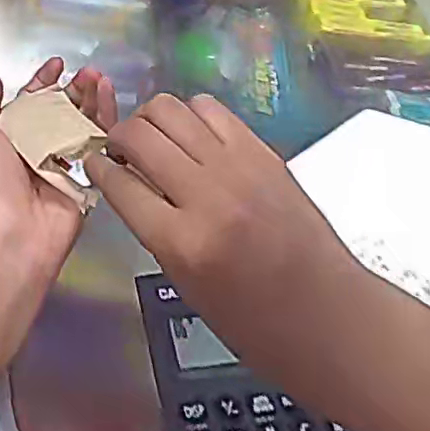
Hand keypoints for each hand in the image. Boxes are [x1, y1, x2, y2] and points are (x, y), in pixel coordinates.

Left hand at [0, 58, 117, 275]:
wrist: (13, 231)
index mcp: (14, 135)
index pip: (33, 101)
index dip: (45, 80)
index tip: (59, 64)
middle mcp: (40, 146)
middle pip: (62, 109)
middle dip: (76, 88)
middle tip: (90, 72)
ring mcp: (65, 162)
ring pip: (83, 123)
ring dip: (93, 99)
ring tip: (102, 80)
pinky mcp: (88, 179)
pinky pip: (100, 146)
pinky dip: (107, 122)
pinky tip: (110, 103)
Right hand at [86, 94, 354, 341]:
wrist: (335, 319)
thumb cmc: (256, 322)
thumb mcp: (186, 283)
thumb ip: (150, 226)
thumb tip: (125, 179)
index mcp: (183, 243)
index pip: (118, 183)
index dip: (98, 167)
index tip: (94, 161)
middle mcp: (208, 195)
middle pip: (138, 134)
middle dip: (117, 136)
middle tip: (121, 151)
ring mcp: (238, 167)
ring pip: (170, 109)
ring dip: (150, 120)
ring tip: (155, 140)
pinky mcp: (262, 151)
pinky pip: (210, 108)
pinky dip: (190, 115)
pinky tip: (192, 136)